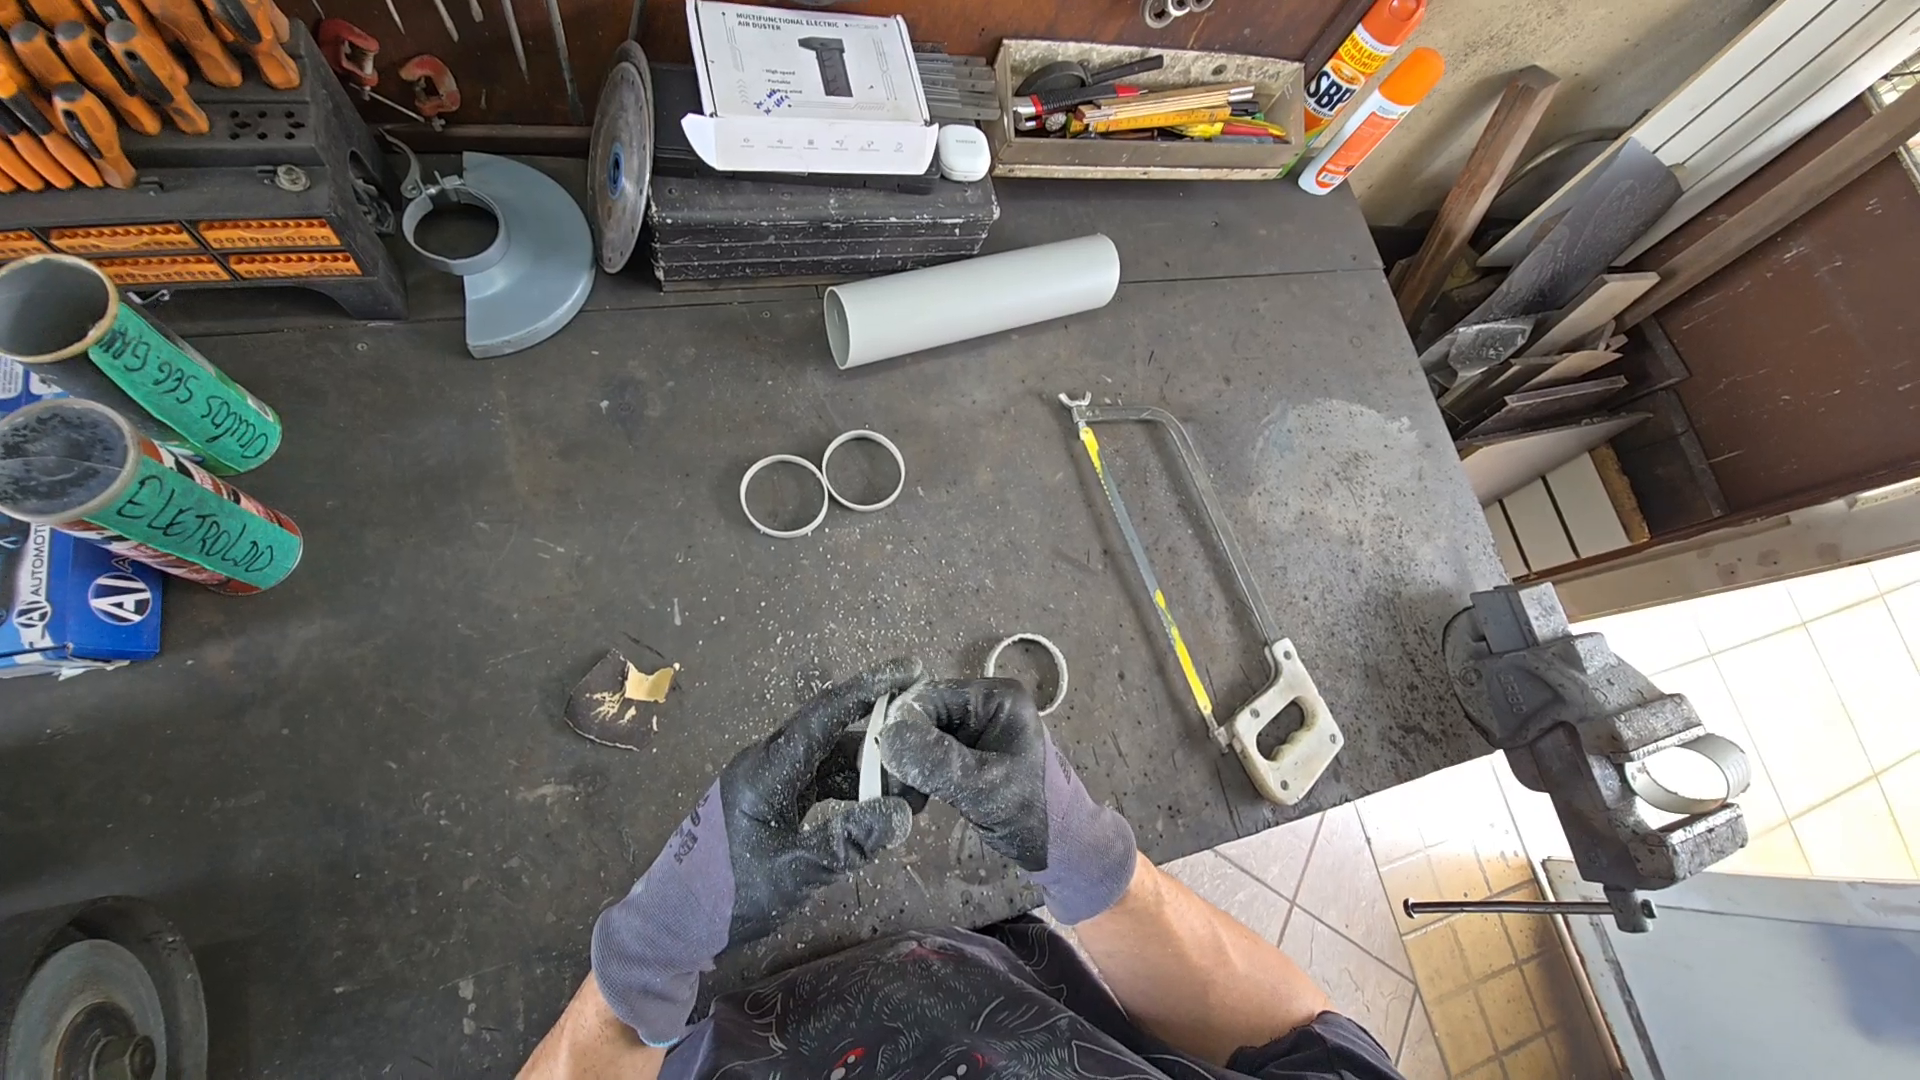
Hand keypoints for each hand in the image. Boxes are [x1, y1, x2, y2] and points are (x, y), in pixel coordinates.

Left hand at [591, 659, 921, 1044]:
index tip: (911, 669)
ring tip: (910, 778)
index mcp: (767, 768)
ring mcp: (769, 780)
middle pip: (832, 730)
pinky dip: (850, 786)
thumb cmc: (724, 896)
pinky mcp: (772, 799)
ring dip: (868, 764)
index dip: (870, 688)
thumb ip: (846, 842)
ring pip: (829, 756)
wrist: (670, 925)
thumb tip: (903, 813)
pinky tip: (876, 801)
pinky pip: (819, 779)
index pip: (825, 714)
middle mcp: (768, 762)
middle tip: (925, 727)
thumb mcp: (791, 873)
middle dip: (880, 726)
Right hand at [879, 678, 1135, 922]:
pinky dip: (921, 773)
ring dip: (910, 763)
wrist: (1068, 849)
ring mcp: (980, 727)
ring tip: (901, 794)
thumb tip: (886, 736)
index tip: (883, 764)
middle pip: (924, 714)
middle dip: (904, 747)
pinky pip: (934, 752)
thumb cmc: (1034, 815)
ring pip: (925, 734)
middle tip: (887, 784)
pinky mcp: (973, 751)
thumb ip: (936, 761)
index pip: (931, 697)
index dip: (903, 727)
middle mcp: (986, 703)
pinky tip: (914, 796)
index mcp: (996, 698)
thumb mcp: (984, 788)